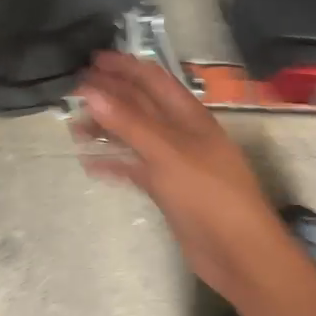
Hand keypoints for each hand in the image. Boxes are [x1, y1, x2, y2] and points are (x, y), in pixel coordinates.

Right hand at [75, 52, 278, 299]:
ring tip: (75, 127)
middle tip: (74, 91)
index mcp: (187, 115)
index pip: (152, 79)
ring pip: (134, 136)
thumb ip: (128, 122)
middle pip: (140, 105)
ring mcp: (173, 162)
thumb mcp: (167, 152)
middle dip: (109, 95)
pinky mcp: (167, 190)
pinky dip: (113, 163)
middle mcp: (180, 133)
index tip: (92, 60)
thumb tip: (90, 91)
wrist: (240, 255)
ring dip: (106, 129)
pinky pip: (134, 168)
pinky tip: (90, 165)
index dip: (124, 66)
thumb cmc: (209, 194)